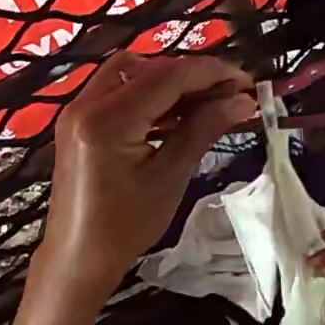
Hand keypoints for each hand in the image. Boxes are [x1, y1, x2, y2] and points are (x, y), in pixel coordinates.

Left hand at [37, 52, 255, 294]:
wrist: (78, 258)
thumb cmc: (125, 225)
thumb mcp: (170, 175)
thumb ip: (204, 128)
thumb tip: (243, 100)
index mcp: (107, 119)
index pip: (167, 76)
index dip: (211, 72)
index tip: (246, 80)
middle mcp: (86, 103)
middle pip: (149, 67)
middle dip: (192, 74)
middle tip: (230, 92)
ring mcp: (78, 110)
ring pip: (132, 73)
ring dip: (171, 82)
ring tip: (208, 102)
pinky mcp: (79, 121)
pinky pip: (119, 91)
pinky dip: (150, 95)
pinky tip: (178, 114)